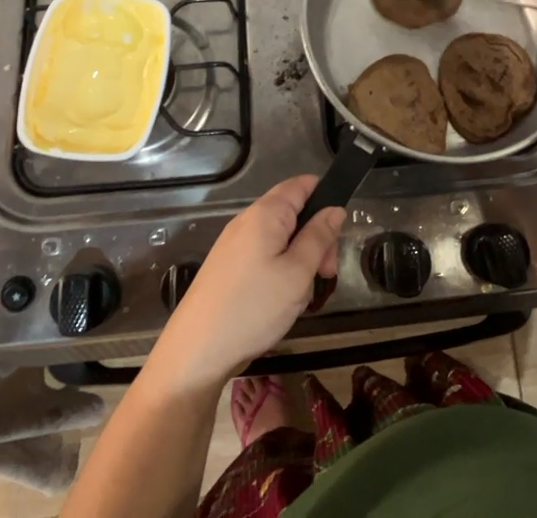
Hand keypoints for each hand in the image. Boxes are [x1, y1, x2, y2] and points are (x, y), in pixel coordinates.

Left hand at [151, 175, 343, 390]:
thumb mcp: (297, 273)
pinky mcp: (228, 269)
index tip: (338, 233)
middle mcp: (247, 222)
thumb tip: (334, 210)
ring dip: (300, 262)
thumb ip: (318, 237)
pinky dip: (281, 274)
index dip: (326, 198)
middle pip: (293, 214)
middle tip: (326, 274)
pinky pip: (265, 258)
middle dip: (316, 239)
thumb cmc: (253, 307)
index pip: (301, 185)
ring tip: (301, 296)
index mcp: (265, 214)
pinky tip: (282, 303)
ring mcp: (235, 246)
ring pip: (281, 240)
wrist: (197, 351)